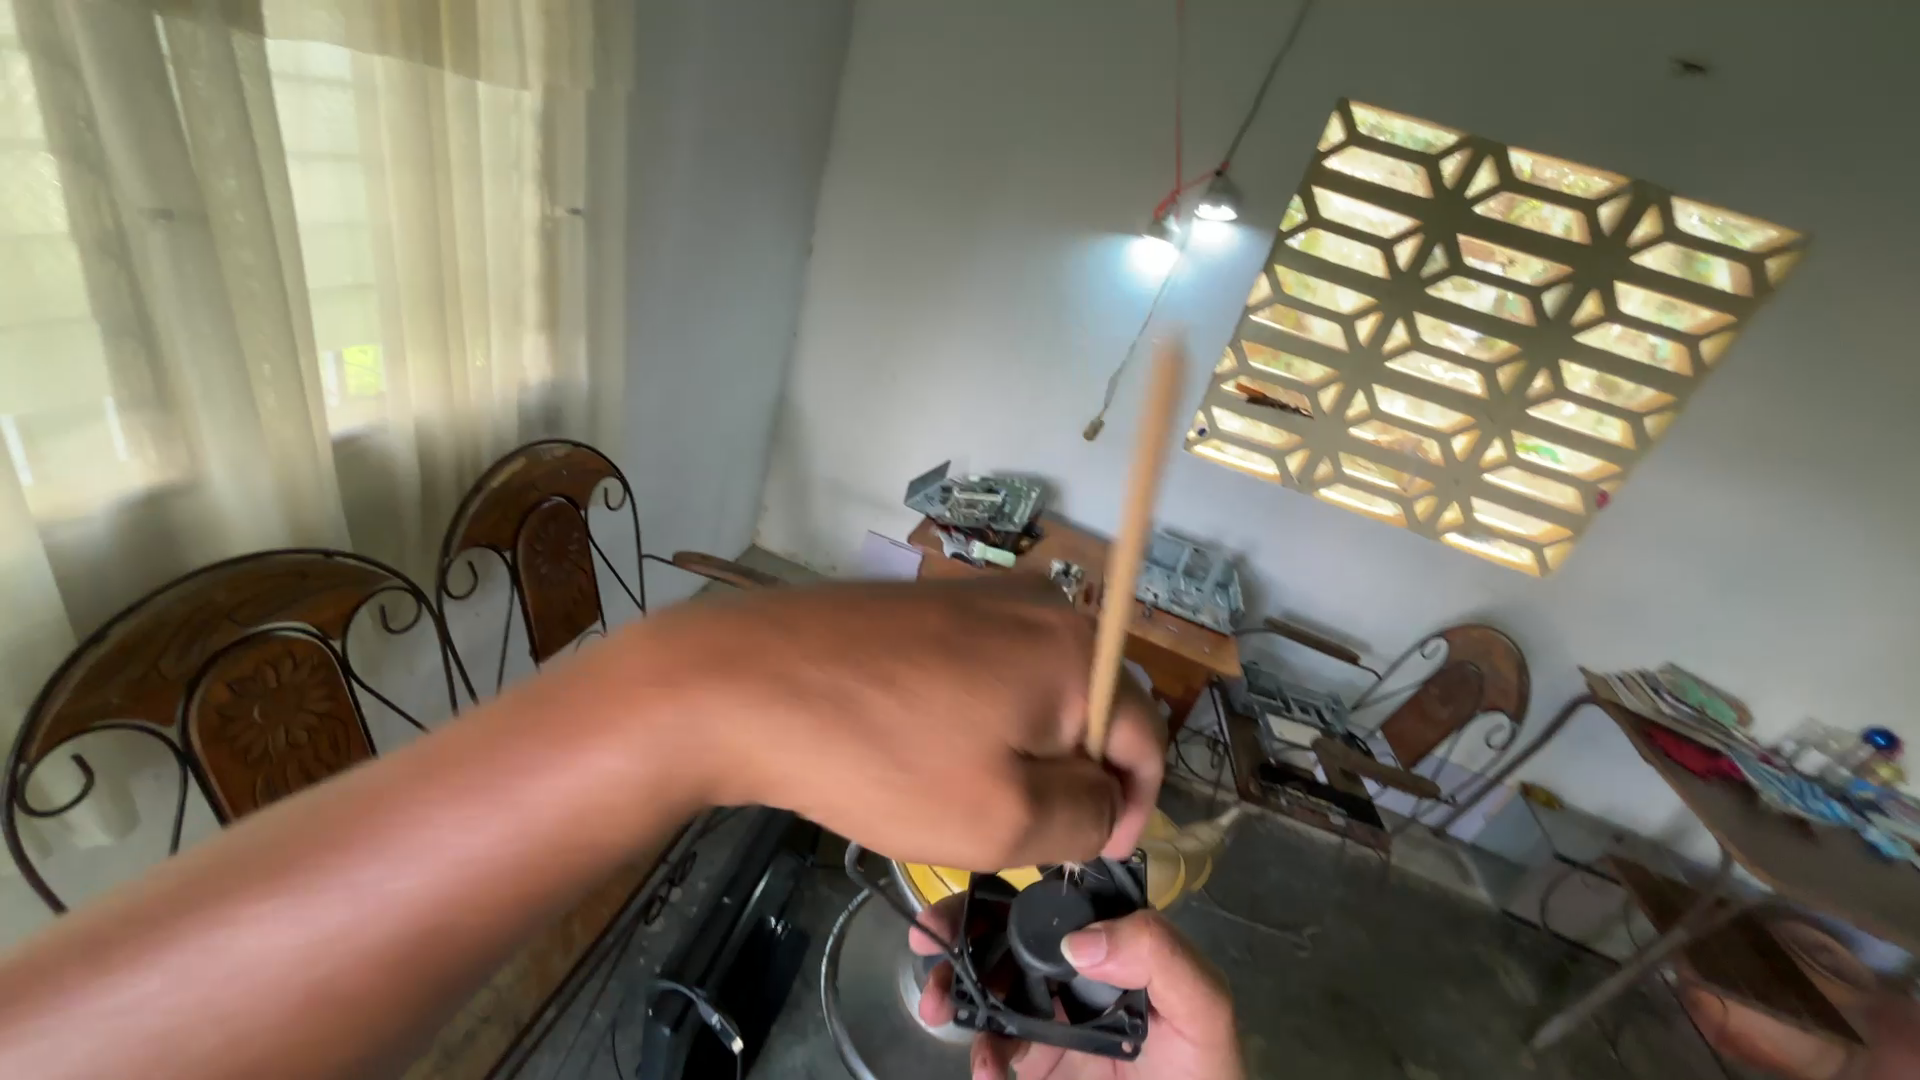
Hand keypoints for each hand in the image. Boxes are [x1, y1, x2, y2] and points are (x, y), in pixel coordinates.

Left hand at [620, 577, 1166, 869]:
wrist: (748, 683)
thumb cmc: (886, 757)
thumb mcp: (1006, 818)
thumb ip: (1088, 816)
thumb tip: (1111, 799)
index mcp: (1076, 647)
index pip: (1145, 737)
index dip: (1130, 808)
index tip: (1087, 856)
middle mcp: (1040, 604)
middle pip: (1088, 709)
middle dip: (1065, 777)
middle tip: (1017, 831)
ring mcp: (980, 595)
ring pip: (1034, 692)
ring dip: (1018, 749)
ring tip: (960, 792)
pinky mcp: (932, 604)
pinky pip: (985, 669)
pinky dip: (976, 717)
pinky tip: (924, 746)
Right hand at [911, 903, 1242, 1079]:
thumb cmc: (1202, 1073)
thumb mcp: (1201, 1006)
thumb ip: (1158, 955)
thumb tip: (1077, 939)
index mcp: (1110, 943)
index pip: (1052, 903)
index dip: (1005, 892)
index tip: (965, 897)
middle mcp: (1074, 974)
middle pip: (1006, 938)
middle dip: (959, 933)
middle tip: (927, 943)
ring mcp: (1053, 1022)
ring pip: (989, 989)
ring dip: (955, 990)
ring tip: (937, 1007)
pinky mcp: (1038, 1068)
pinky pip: (995, 1053)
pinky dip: (981, 1057)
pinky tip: (986, 1071)